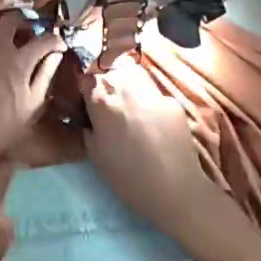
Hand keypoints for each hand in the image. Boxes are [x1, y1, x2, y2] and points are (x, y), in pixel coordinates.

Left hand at [0, 14, 66, 166]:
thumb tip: (56, 54)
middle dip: (26, 22)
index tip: (60, 45)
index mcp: (20, 60)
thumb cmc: (5, 124)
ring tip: (7, 33)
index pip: (44, 40)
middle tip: (30, 35)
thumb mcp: (33, 103)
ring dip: (2, 21)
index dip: (56, 40)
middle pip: (14, 18)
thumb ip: (46, 74)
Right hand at [84, 60, 225, 241]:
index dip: (85, 86)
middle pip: (111, 72)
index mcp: (103, 100)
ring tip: (131, 111)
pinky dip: (149, 104)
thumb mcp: (96, 153)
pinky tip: (153, 125)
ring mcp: (152, 92)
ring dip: (128, 88)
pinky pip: (154, 96)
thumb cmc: (127, 176)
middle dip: (107, 84)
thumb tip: (88, 115)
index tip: (85, 97)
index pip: (86, 76)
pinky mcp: (172, 101)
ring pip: (134, 77)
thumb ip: (88, 126)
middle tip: (108, 104)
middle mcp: (126, 87)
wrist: (175, 189)